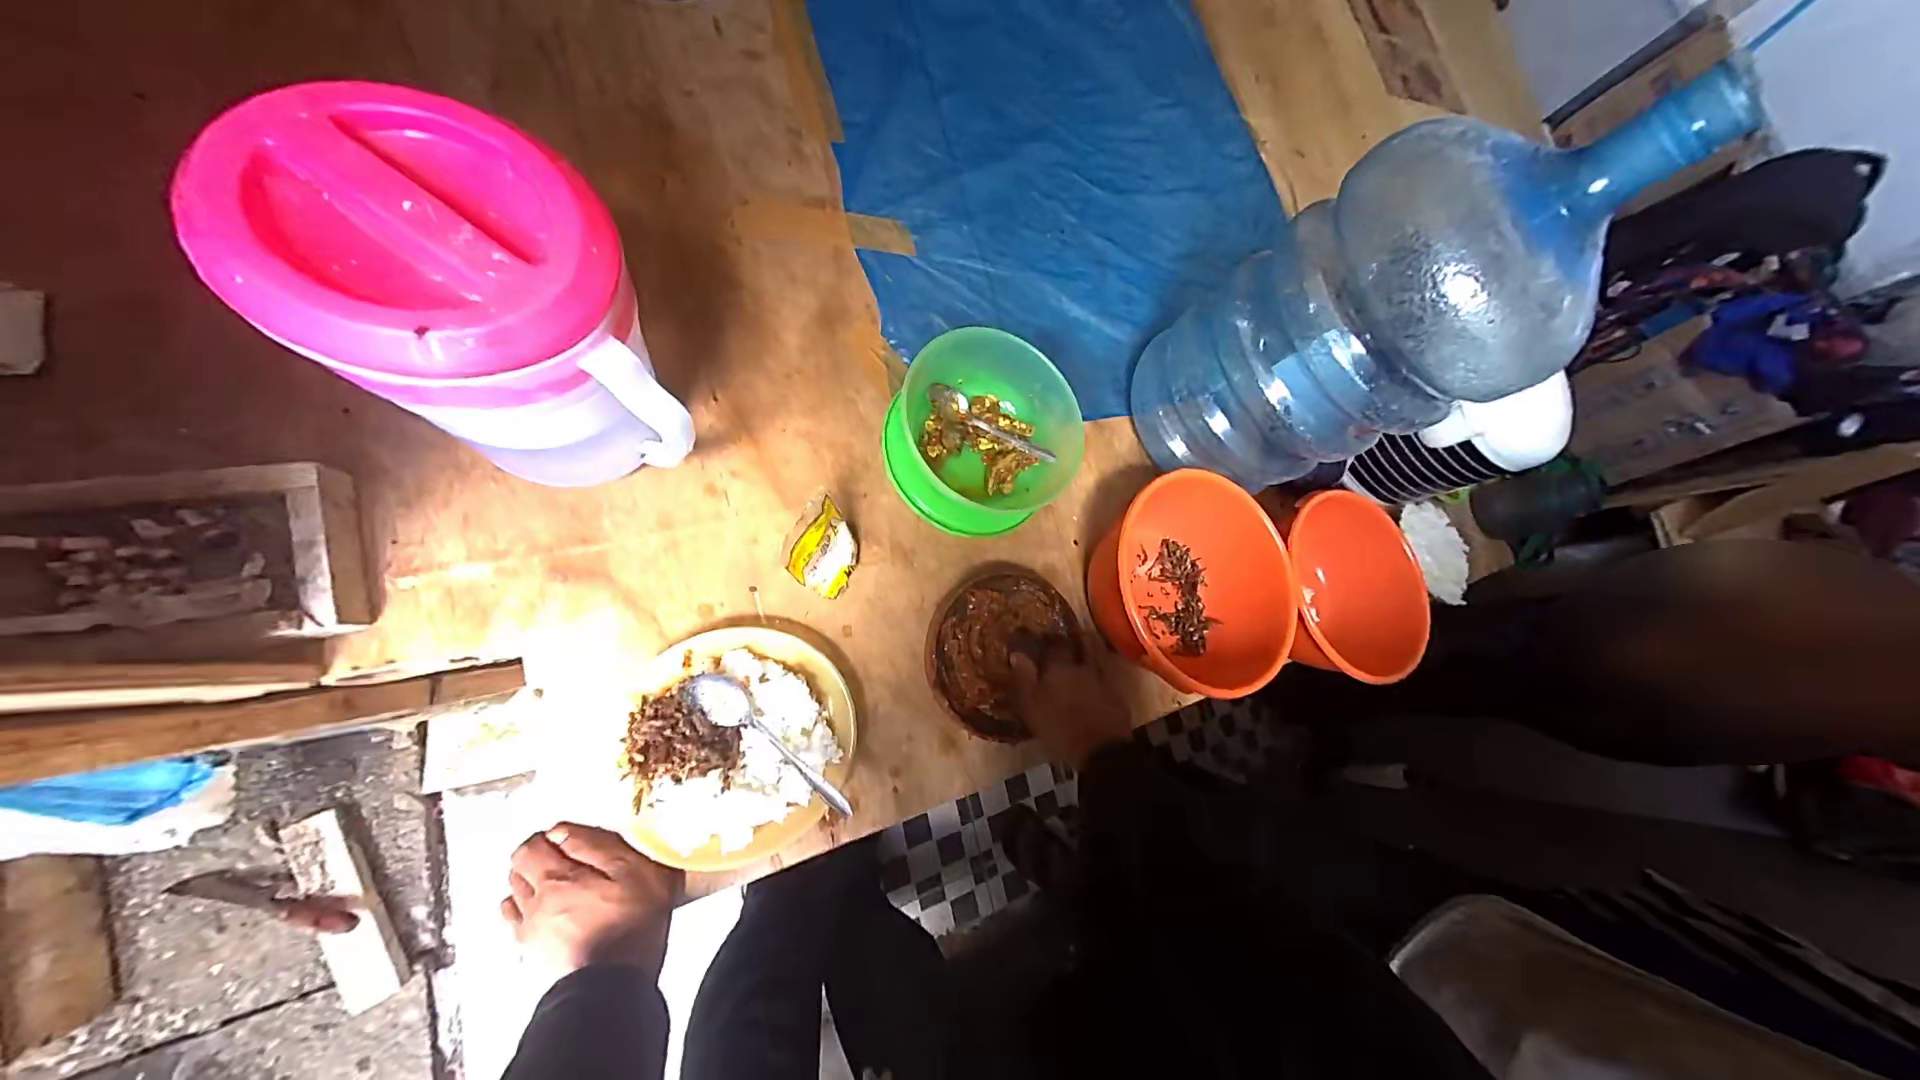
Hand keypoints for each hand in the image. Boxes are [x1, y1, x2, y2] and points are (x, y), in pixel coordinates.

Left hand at [501, 822, 680, 980]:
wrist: (617, 980)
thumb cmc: (631, 920)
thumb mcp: (630, 867)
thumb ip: (594, 844)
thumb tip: (562, 831)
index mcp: (555, 879)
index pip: (529, 847)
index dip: (546, 838)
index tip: (569, 839)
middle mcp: (533, 904)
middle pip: (518, 871)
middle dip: (538, 859)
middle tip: (568, 859)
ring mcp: (530, 932)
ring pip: (516, 897)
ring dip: (532, 885)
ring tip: (562, 884)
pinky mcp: (535, 954)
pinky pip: (518, 924)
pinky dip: (527, 912)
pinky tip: (550, 913)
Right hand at [1009, 640, 1132, 766]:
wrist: (1102, 751)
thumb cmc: (1060, 730)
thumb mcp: (1032, 708)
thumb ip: (1024, 679)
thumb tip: (1016, 654)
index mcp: (1059, 667)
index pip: (1052, 644)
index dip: (1046, 639)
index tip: (1040, 638)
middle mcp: (1082, 666)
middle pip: (1078, 644)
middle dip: (1070, 640)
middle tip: (1061, 641)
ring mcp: (1102, 679)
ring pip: (1096, 655)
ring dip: (1089, 649)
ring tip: (1081, 648)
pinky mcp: (1115, 694)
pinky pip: (1106, 673)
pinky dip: (1100, 670)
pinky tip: (1093, 676)